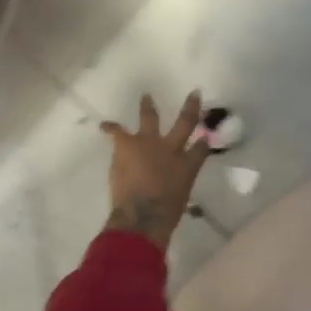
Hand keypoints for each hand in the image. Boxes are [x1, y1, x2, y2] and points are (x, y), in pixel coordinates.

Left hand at [100, 91, 210, 249]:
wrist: (142, 214)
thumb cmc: (164, 215)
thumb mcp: (180, 200)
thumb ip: (178, 188)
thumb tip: (172, 188)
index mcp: (188, 166)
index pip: (201, 149)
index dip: (204, 142)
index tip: (206, 137)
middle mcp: (172, 149)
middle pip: (184, 123)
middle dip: (190, 108)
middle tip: (194, 95)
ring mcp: (149, 143)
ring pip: (150, 118)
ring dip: (148, 107)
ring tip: (146, 97)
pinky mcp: (127, 144)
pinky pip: (117, 131)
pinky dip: (111, 128)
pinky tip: (105, 125)